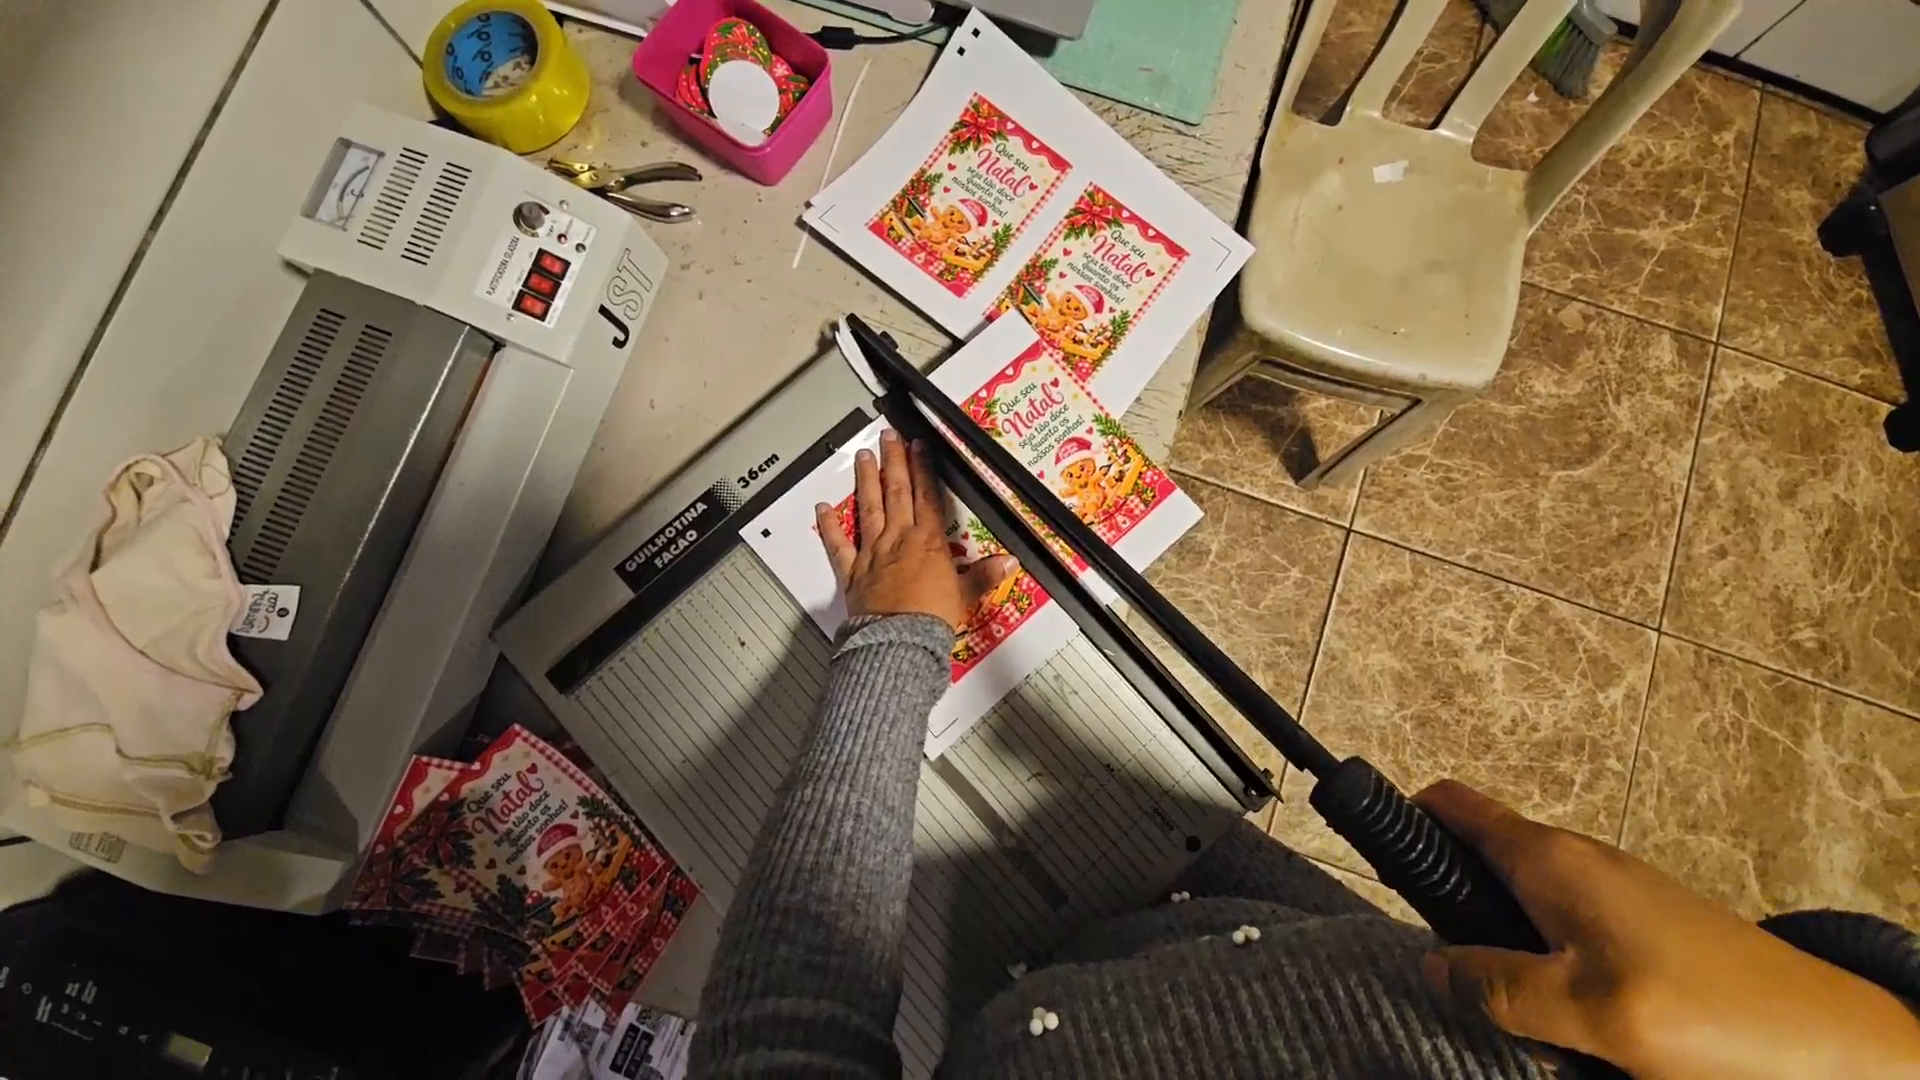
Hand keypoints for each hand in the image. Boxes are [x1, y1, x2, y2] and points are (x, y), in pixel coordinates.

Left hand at [816, 429, 1014, 631]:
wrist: (899, 642)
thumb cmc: (932, 618)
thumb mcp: (965, 595)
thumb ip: (983, 576)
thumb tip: (1009, 563)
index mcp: (927, 542)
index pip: (926, 497)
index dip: (923, 469)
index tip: (918, 446)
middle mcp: (898, 539)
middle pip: (896, 493)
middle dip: (893, 462)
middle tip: (888, 436)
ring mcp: (872, 553)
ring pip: (868, 509)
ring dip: (866, 481)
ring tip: (863, 457)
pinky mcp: (852, 573)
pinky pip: (838, 546)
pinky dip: (829, 527)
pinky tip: (822, 508)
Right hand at [1415, 780, 1919, 1078]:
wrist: (1856, 1055)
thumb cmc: (1712, 1017)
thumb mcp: (1590, 1013)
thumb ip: (1496, 987)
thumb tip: (1430, 967)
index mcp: (1543, 855)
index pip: (1447, 802)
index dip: (1403, 819)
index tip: (1383, 867)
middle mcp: (1569, 855)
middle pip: (1475, 855)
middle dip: (1451, 904)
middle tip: (1454, 971)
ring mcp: (1610, 887)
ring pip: (1517, 898)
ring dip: (1500, 943)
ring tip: (1516, 1008)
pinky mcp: (1642, 921)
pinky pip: (1560, 925)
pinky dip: (1543, 959)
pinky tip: (1572, 1016)